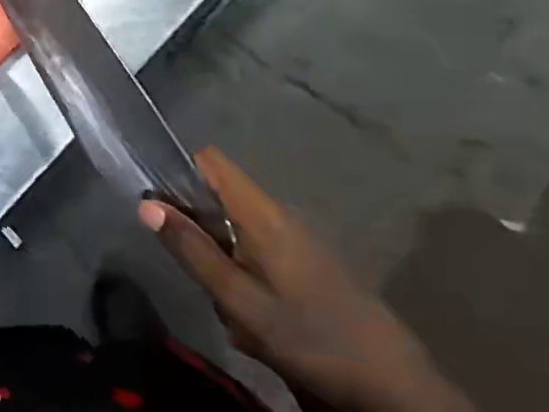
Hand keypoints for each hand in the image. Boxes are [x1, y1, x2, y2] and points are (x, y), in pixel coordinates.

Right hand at [142, 148, 473, 411]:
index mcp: (263, 212)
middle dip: (195, 222)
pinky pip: (258, 247)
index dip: (177, 167)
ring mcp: (300, 239)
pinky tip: (252, 308)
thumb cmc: (314, 338)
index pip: (209, 159)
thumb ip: (191, 250)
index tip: (158, 197)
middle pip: (218, 194)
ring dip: (219, 251)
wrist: (403, 394)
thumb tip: (145, 203)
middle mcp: (281, 215)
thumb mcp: (240, 300)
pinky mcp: (311, 264)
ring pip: (235, 225)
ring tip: (223, 296)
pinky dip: (242, 267)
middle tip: (190, 262)